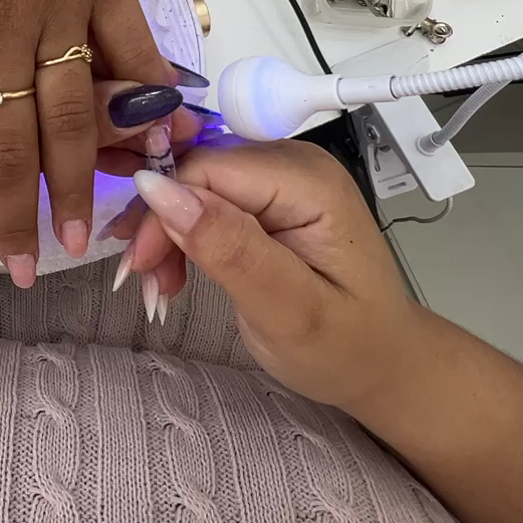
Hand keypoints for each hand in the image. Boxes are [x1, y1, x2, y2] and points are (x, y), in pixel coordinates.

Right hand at [121, 139, 421, 409]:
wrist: (382, 361)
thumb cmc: (347, 348)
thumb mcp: (289, 311)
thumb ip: (229, 247)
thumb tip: (157, 188)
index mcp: (308, 180)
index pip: (205, 169)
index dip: (162, 213)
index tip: (140, 267)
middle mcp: (292, 160)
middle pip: (196, 174)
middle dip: (162, 227)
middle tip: (146, 285)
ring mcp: (279, 172)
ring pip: (193, 185)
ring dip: (168, 234)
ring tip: (161, 286)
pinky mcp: (265, 190)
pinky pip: (206, 197)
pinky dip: (184, 234)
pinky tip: (176, 270)